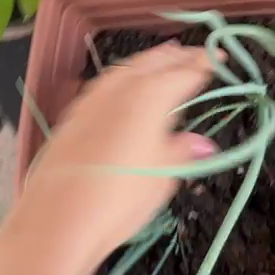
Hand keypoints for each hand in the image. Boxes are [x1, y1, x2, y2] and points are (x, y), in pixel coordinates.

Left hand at [0, 42, 214, 274]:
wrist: (54, 220)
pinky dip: (127, 72)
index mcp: (152, 94)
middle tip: (198, 53)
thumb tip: (203, 143)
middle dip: (179, 56)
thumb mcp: (162, 178)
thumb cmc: (118, 199)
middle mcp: (124, 86)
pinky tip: (128, 81)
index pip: (185, 71)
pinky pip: (110, 79)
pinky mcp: (76, 111)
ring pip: (130, 66)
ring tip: (167, 56)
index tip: (220, 57)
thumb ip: (183, 152)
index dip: (204, 63)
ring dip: (152, 59)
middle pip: (157, 61)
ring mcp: (96, 96)